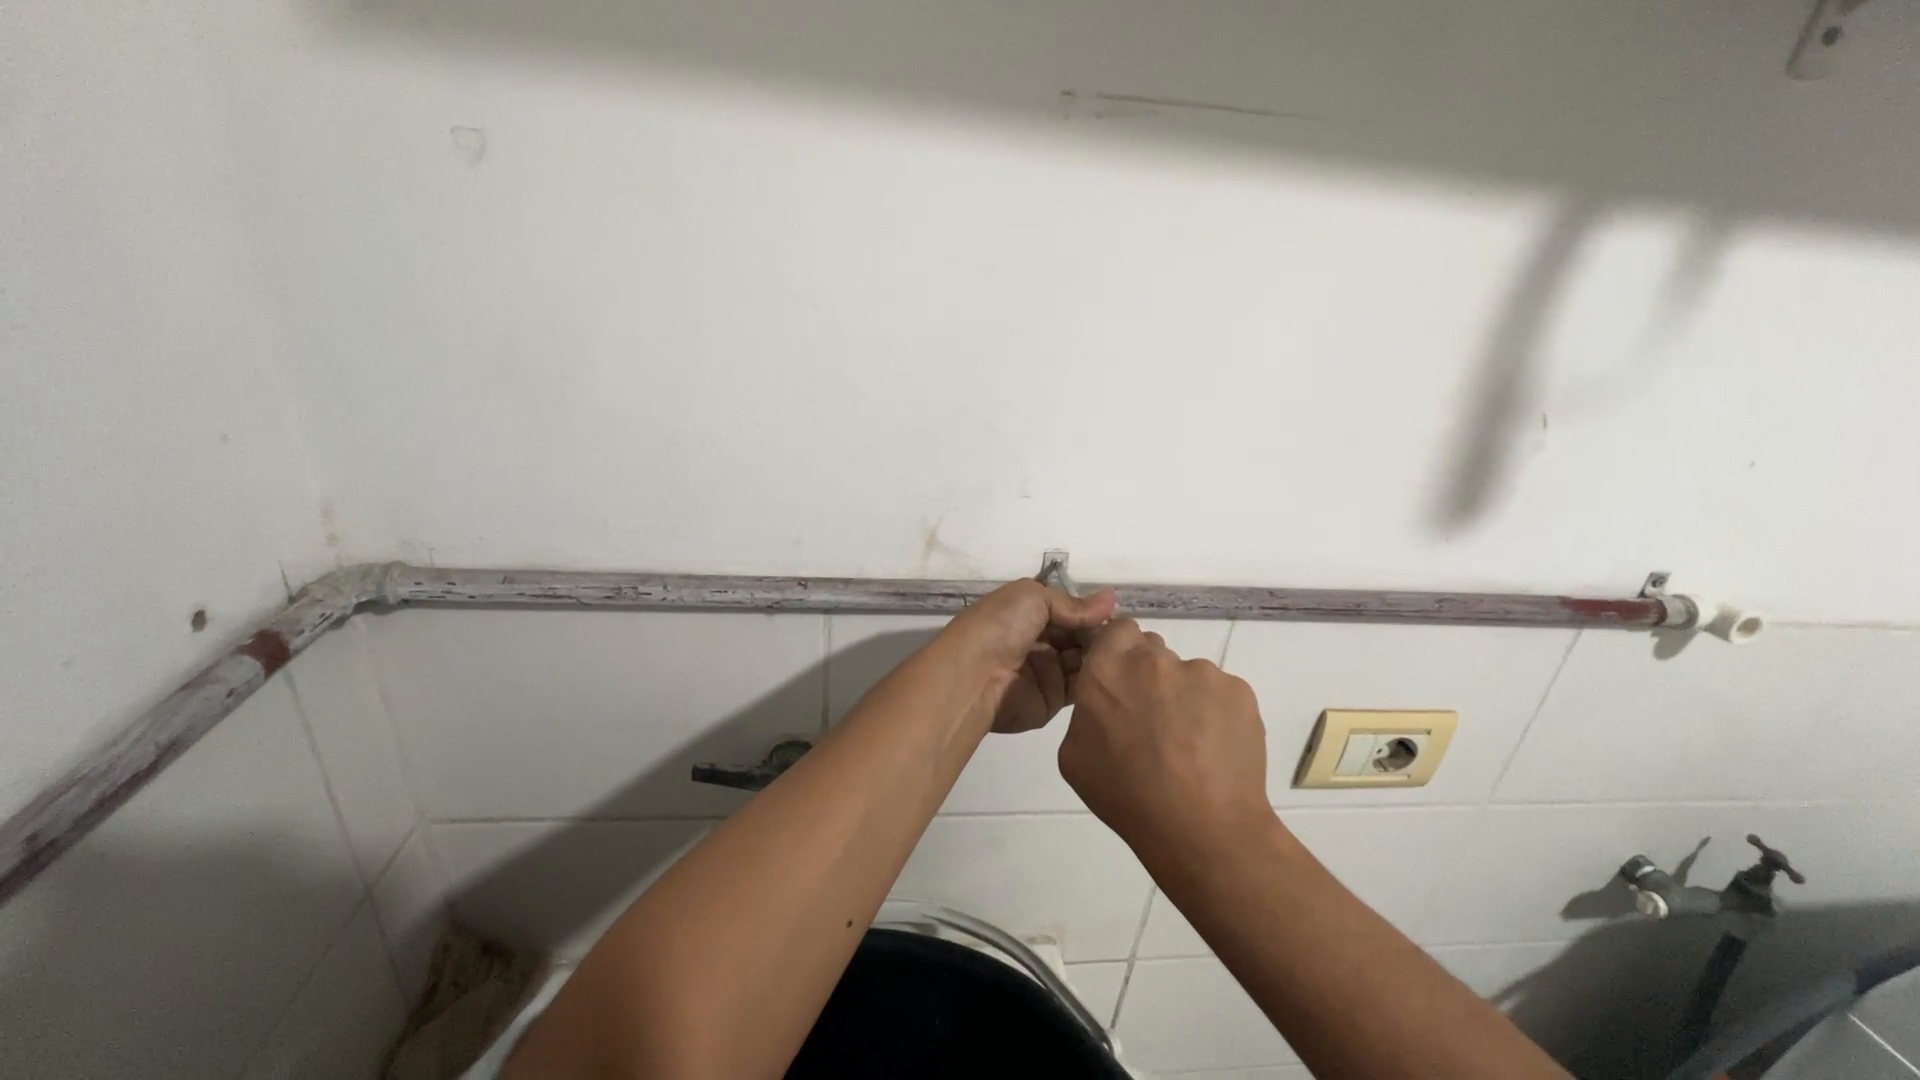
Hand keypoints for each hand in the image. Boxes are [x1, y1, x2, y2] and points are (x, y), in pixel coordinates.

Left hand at [940, 578, 1115, 733]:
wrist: (975, 676)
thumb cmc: (1000, 627)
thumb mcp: (1032, 597)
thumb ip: (1072, 602)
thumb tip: (1111, 599)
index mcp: (1027, 614)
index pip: (1068, 610)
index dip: (1091, 611)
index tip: (1119, 613)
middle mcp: (1038, 642)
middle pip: (1078, 636)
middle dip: (1100, 633)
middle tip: (1129, 634)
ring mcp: (1046, 671)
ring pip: (1083, 660)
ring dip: (1103, 655)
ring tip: (1130, 651)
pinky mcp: (1053, 699)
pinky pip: (1081, 686)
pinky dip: (1098, 678)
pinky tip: (1118, 670)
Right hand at [1059, 618, 1271, 856]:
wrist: (1201, 827)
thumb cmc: (1127, 797)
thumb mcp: (1075, 756)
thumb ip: (1087, 712)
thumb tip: (1106, 704)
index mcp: (1106, 671)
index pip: (1116, 630)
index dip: (1120, 651)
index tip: (1123, 680)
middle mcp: (1153, 660)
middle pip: (1152, 651)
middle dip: (1150, 676)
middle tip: (1154, 721)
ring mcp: (1201, 672)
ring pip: (1189, 674)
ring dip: (1185, 698)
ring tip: (1190, 746)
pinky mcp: (1238, 690)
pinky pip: (1221, 694)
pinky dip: (1216, 714)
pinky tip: (1214, 751)